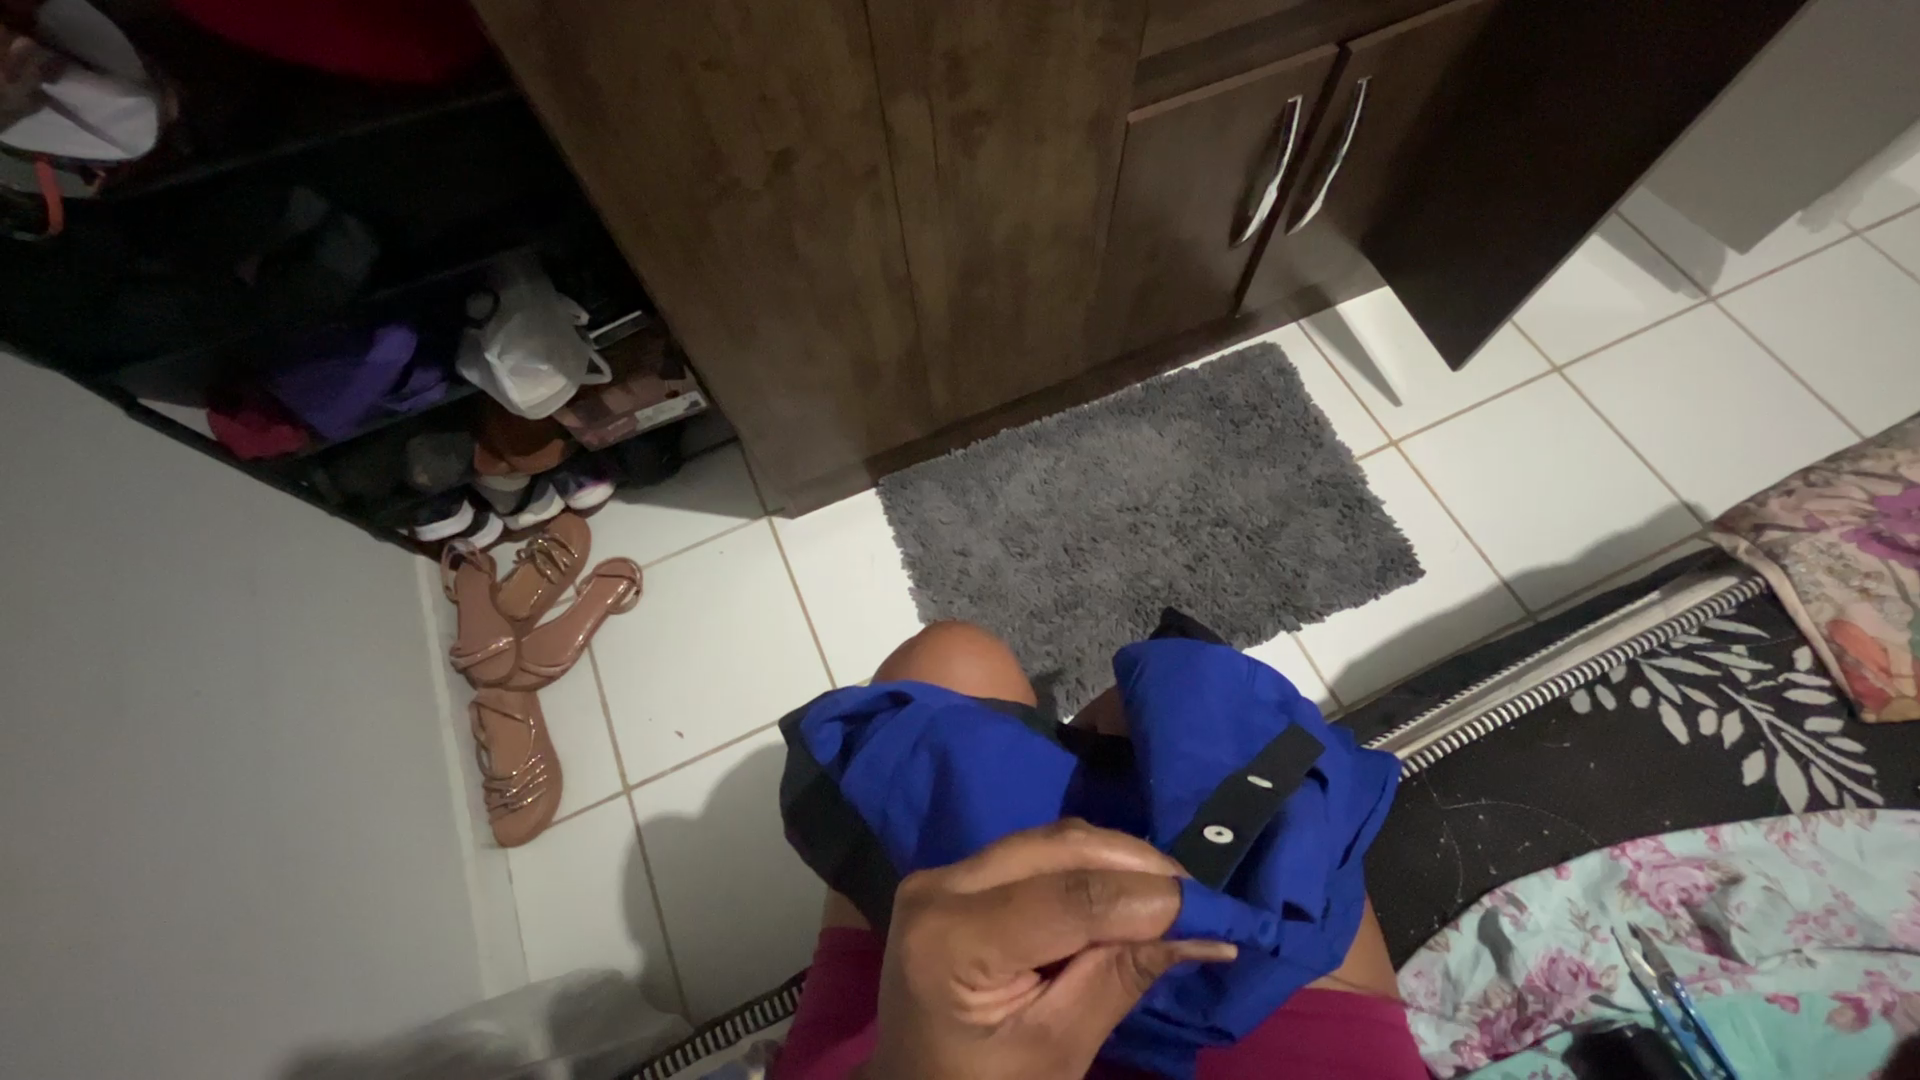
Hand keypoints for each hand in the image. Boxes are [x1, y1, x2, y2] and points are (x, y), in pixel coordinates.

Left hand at [858, 820, 1236, 1079]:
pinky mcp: (953, 874)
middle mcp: (939, 886)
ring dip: (1115, 857)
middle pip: (1056, 849)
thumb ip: (1119, 978)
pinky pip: (1032, 852)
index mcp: (952, 942)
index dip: (1145, 897)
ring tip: (1172, 891)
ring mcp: (941, 873)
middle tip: (1199, 894)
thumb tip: (1201, 930)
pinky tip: (1124, 885)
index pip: (1066, 899)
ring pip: (1048, 840)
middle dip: (1136, 863)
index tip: (1212, 910)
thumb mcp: (1055, 1051)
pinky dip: (1085, 864)